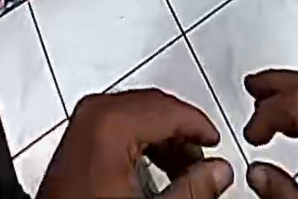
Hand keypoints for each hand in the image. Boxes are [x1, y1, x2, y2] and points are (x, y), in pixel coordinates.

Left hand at [37, 89, 233, 198]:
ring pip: (139, 114)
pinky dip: (142, 141)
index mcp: (112, 121)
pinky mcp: (77, 135)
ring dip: (163, 138)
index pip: (170, 110)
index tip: (214, 141)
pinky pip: (120, 123)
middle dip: (182, 133)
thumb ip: (190, 189)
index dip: (198, 126)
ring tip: (183, 169)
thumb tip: (219, 171)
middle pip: (155, 108)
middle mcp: (95, 111)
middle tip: (202, 158)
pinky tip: (155, 168)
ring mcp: (84, 120)